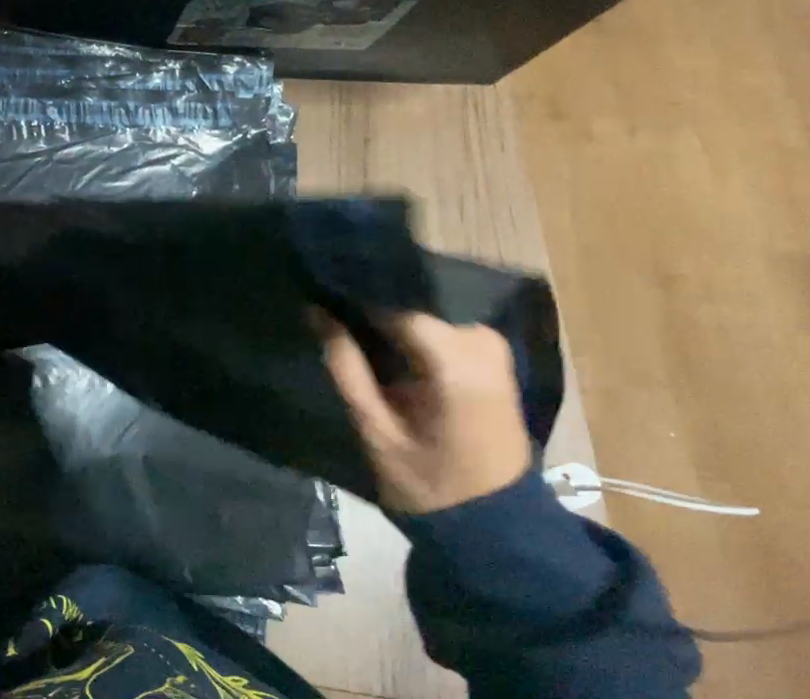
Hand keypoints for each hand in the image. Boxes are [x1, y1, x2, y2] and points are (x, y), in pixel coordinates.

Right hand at [318, 310, 532, 514]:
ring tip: (344, 313)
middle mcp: (482, 341)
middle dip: (369, 297)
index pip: (395, 303)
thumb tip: (316, 310)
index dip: (353, 292)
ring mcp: (491, 345)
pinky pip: (439, 321)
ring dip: (387, 309)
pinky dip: (407, 323)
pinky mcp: (489, 354)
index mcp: (457, 363)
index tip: (315, 287)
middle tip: (325, 301)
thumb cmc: (429, 482)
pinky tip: (376, 332)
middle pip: (413, 298)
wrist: (494, 521)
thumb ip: (345, 366)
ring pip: (424, 306)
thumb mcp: (375, 429)